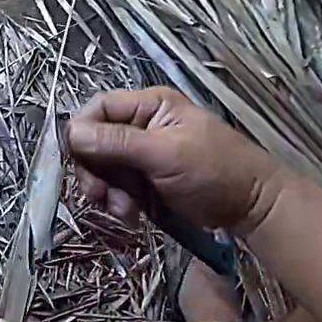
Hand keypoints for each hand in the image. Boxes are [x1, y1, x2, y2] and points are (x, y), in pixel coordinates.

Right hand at [66, 87, 288, 234]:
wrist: (251, 206)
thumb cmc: (214, 170)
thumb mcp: (163, 153)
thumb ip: (117, 142)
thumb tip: (71, 132)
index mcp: (149, 105)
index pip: (99, 108)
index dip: (82, 132)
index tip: (77, 159)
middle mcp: (141, 125)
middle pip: (95, 142)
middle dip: (95, 171)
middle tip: (100, 195)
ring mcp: (142, 154)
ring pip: (102, 169)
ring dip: (107, 192)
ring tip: (125, 211)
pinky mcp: (144, 180)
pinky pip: (117, 188)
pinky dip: (119, 203)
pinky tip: (133, 216)